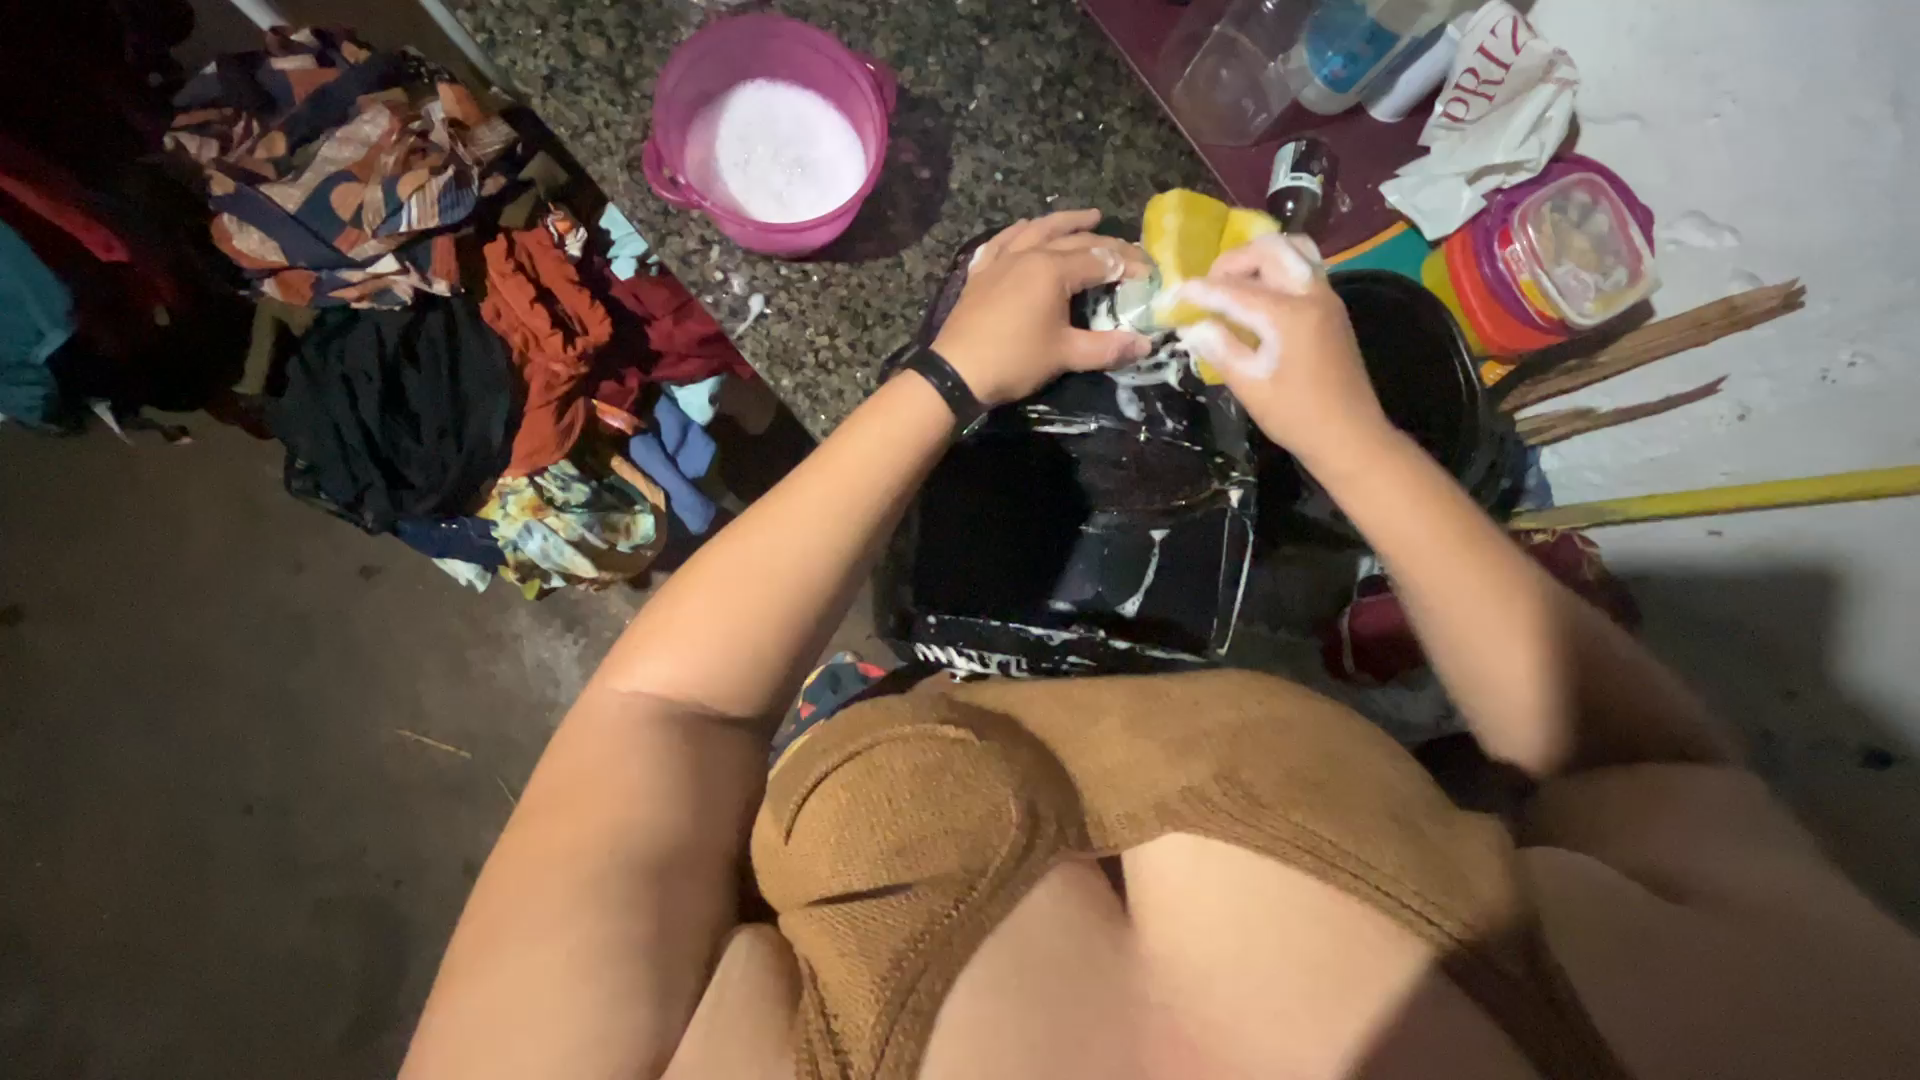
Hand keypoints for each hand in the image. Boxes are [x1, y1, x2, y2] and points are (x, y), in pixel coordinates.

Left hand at [931, 209, 1153, 406]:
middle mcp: (1028, 254)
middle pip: (1073, 240)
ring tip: (1086, 218)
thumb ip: (1106, 348)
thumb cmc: (1014, 361)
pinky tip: (1024, 229)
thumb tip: (1145, 344)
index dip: (1129, 266)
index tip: (1149, 274)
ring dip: (1064, 222)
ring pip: (1036, 230)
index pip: (1101, 260)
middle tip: (1129, 249)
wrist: (956, 373)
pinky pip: (1002, 241)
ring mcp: (1000, 260)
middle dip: (1105, 243)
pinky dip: (1018, 232)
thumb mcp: (1065, 355)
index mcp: (1052, 270)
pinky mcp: (979, 273)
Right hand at [1171, 233, 1394, 469]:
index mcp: (1289, 315)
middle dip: (1233, 261)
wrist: (1350, 434)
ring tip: (1234, 285)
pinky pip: (1303, 268)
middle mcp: (1311, 295)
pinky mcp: (1331, 308)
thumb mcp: (1250, 386)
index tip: (1174, 294)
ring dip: (1258, 259)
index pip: (1235, 291)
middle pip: (1270, 250)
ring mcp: (1326, 298)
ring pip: (1292, 251)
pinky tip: (1257, 297)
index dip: (1201, 291)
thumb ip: (1220, 349)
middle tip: (1209, 286)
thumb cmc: (1296, 416)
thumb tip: (1192, 326)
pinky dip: (1276, 270)